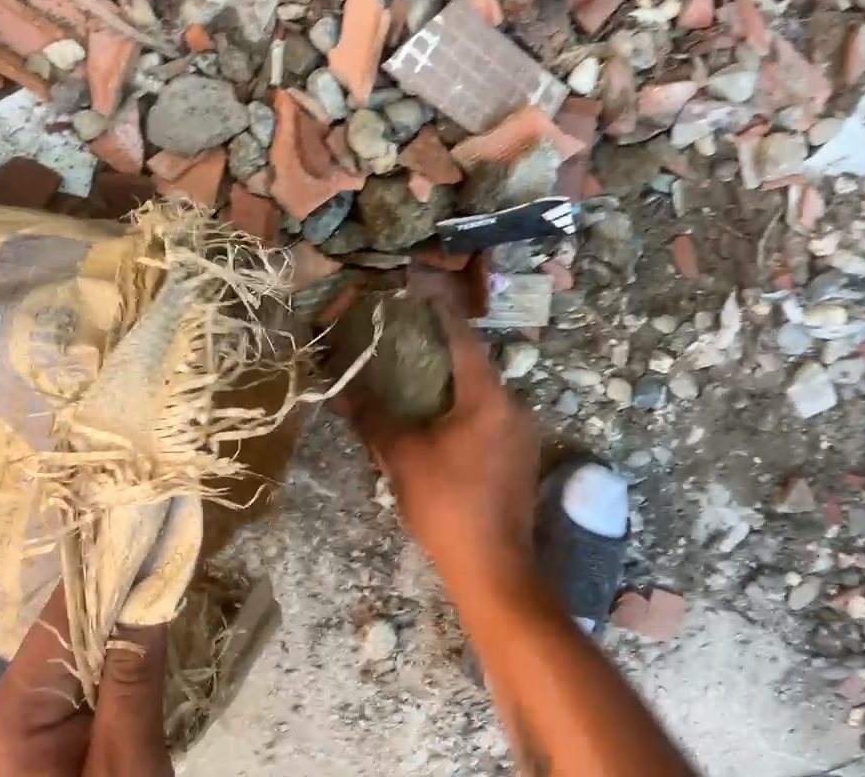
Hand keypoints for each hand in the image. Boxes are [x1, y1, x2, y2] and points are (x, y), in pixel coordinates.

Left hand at [0, 584, 171, 776]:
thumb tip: (151, 586)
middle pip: (76, 622)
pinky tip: (157, 640)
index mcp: (16, 703)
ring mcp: (31, 711)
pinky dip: (123, 655)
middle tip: (176, 565)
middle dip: (127, 596)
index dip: (114, 570)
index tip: (160, 539)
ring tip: (173, 591)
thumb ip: (135, 678)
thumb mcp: (123, 764)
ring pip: (86, 645)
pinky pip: (89, 671)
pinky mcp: (52, 725)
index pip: (67, 608)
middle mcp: (14, 695)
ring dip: (130, 624)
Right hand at [350, 291, 540, 598]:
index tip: (413, 293)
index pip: (461, 337)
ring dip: (449, 385)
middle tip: (401, 342)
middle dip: (438, 352)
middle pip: (473, 364)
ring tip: (411, 382)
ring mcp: (523, 433)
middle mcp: (514, 405)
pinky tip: (435, 424)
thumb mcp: (402, 457)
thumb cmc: (447, 504)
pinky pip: (489, 418)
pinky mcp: (521, 457)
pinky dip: (462, 411)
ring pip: (481, 394)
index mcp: (488, 395)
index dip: (437, 312)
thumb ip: (372, 417)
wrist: (495, 570)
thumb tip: (341, 390)